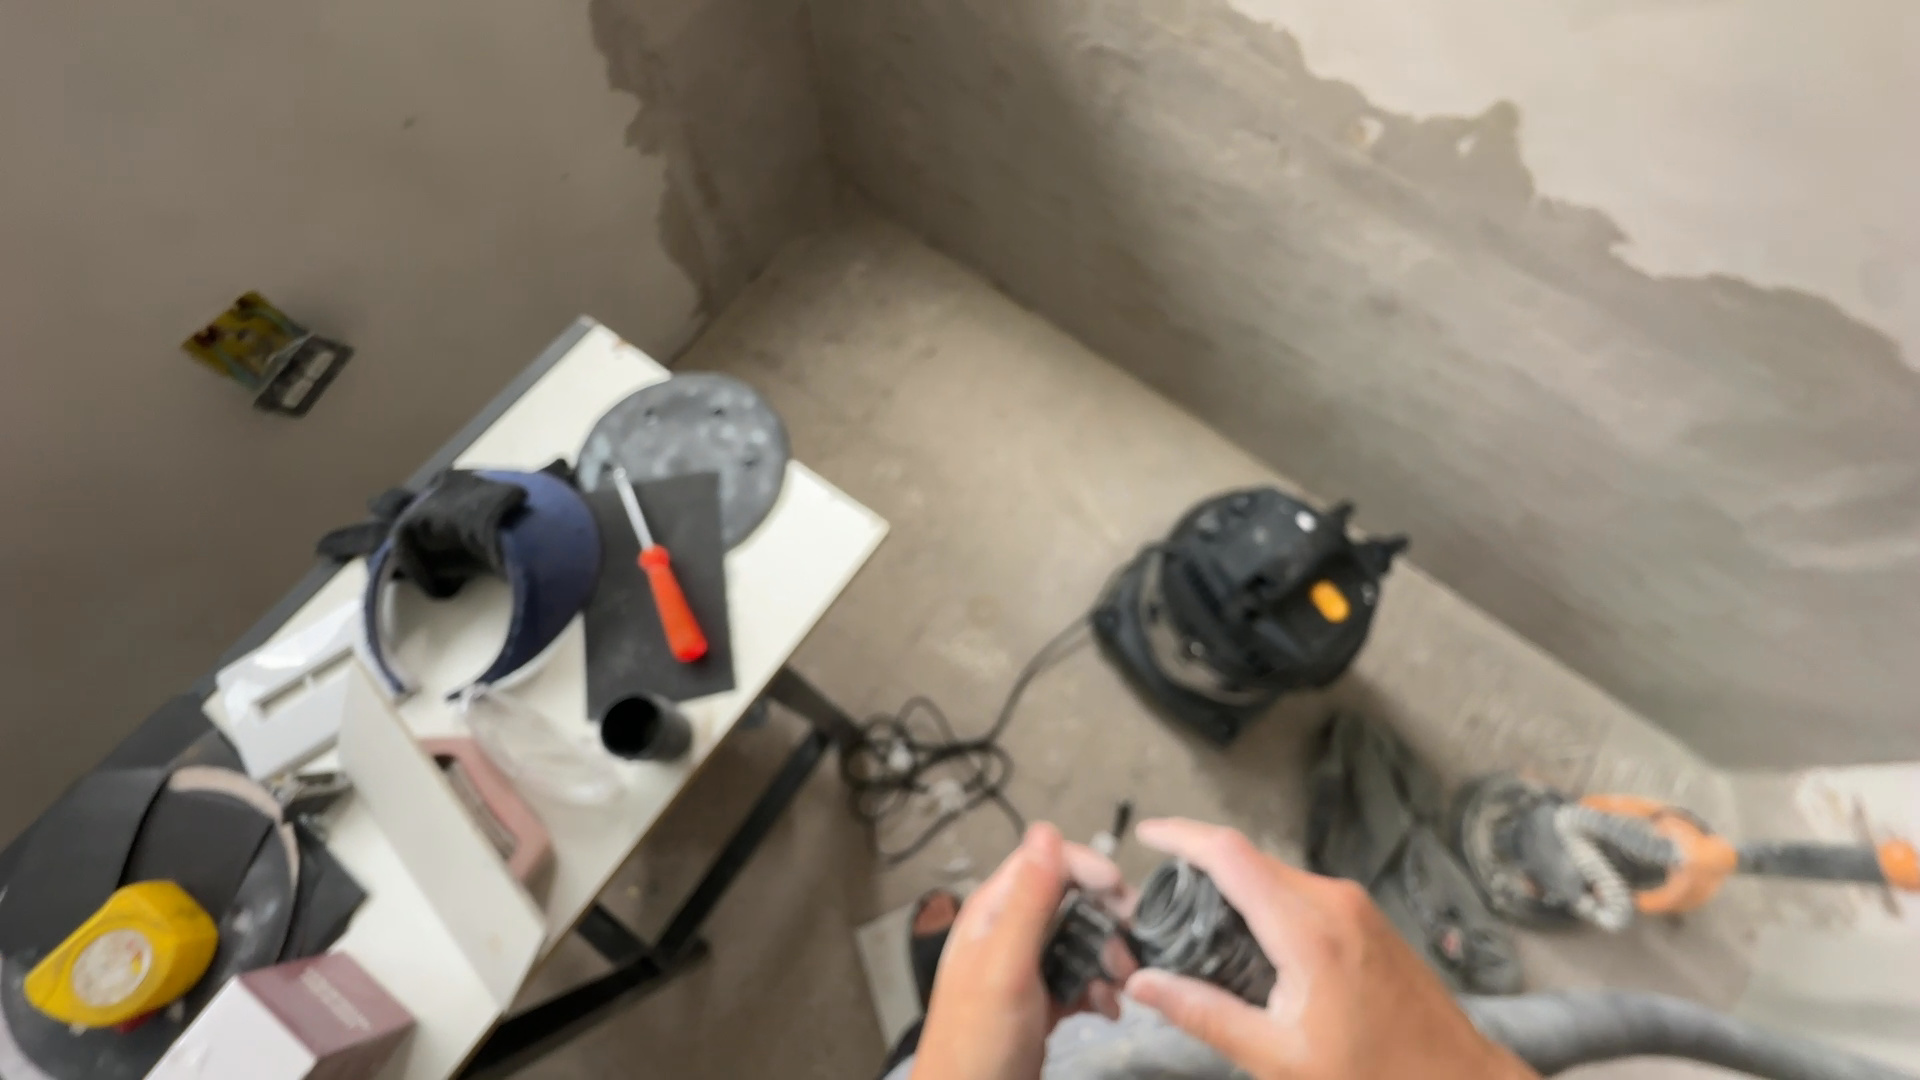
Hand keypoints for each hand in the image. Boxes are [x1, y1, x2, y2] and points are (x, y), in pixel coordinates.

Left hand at [911, 823, 1134, 1079]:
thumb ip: (1030, 900)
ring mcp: (1027, 964)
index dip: (1085, 866)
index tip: (1121, 891)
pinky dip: (1100, 987)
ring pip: (1080, 937)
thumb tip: (1046, 828)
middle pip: (1069, 896)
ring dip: (1107, 954)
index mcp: (995, 908)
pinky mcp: (1042, 998)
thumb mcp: (1006, 965)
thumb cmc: (980, 1037)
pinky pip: (1080, 975)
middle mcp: (1010, 927)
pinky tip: (1110, 1009)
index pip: (1044, 859)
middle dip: (1105, 914)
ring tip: (1124, 983)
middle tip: (1135, 941)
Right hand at [1124, 818, 1535, 1079]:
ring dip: (1231, 879)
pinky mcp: (1363, 911)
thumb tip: (1141, 983)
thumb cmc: (1373, 1079)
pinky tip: (1251, 932)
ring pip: (1271, 869)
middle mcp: (1329, 897)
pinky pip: (1296, 885)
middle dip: (1198, 860)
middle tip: (1161, 892)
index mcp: (1305, 928)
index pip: (1228, 853)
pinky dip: (1261, 893)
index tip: (1144, 833)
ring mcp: (1351, 901)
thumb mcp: (1280, 1059)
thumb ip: (1204, 1013)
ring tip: (1199, 916)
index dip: (1180, 834)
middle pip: (1246, 855)